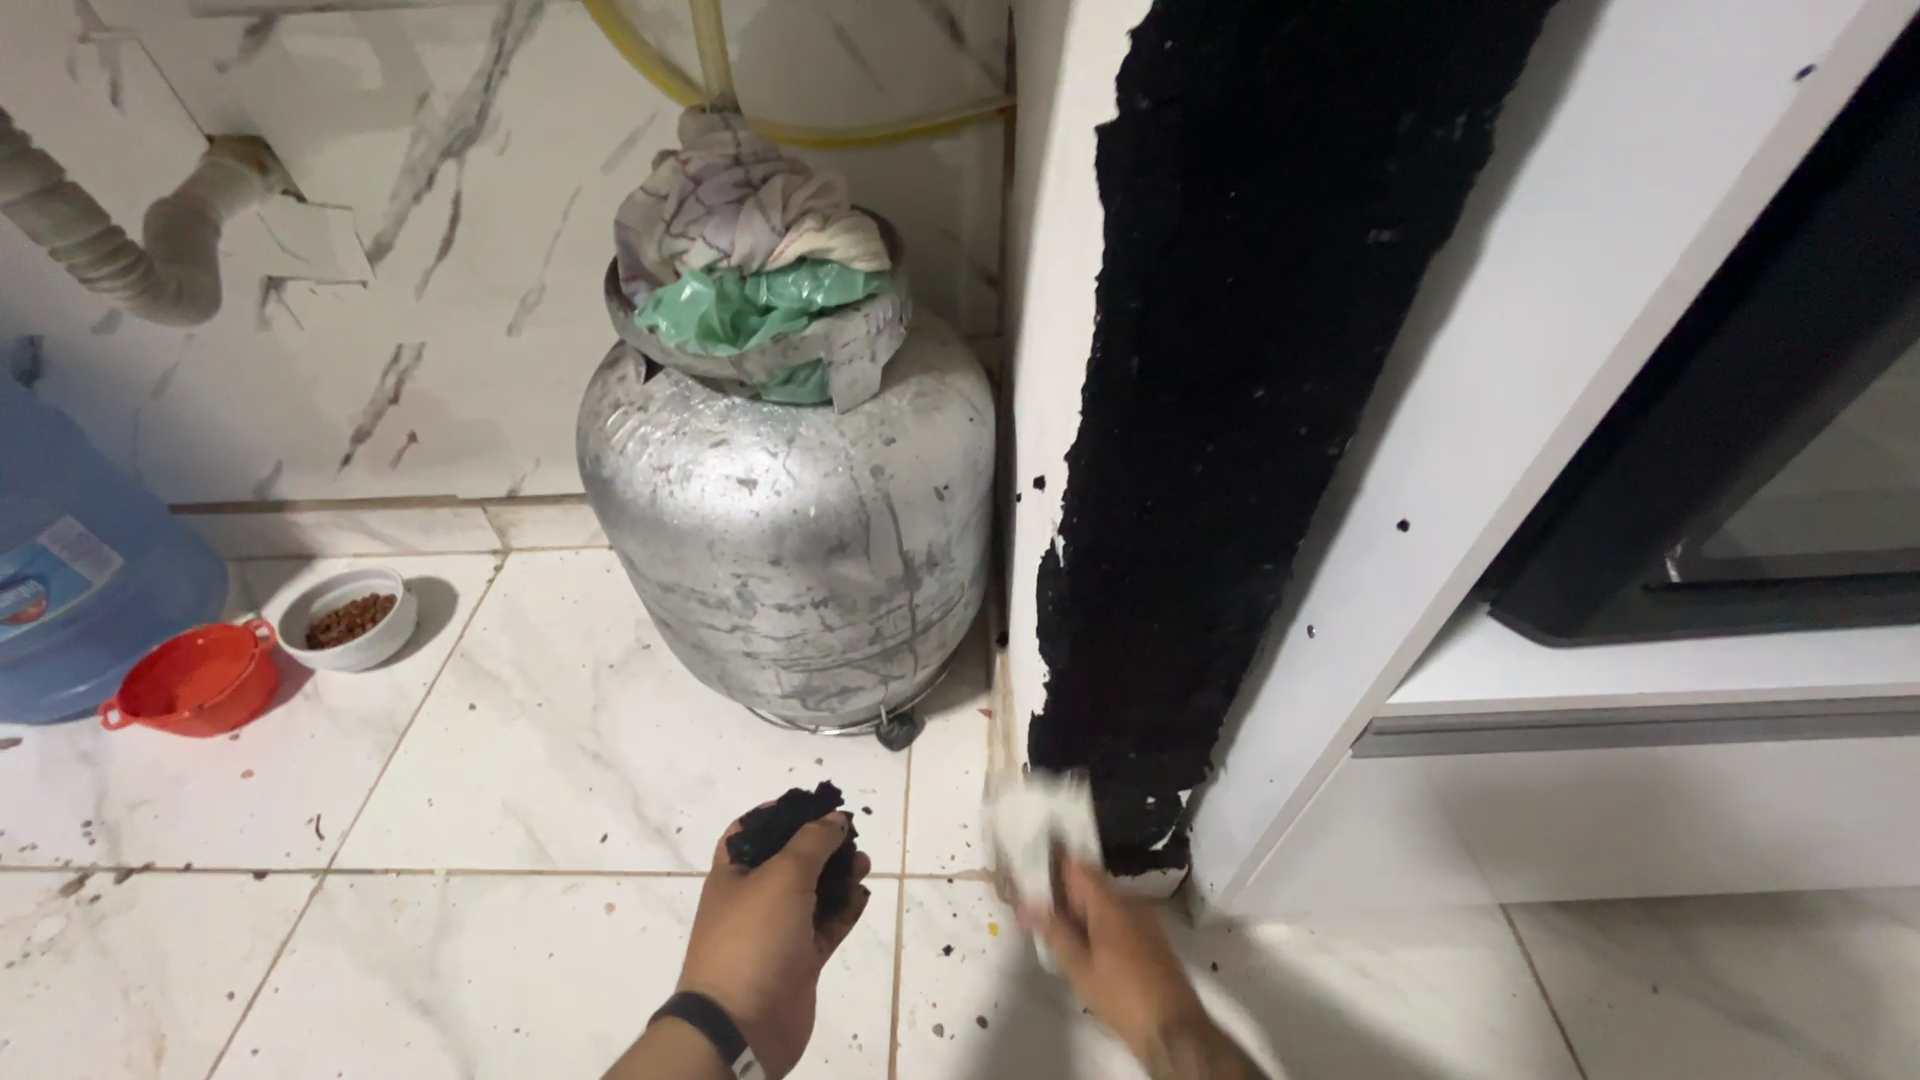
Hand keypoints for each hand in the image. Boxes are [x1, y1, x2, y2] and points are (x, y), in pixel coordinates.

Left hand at [676, 811, 872, 1078]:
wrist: (741, 1026)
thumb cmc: (753, 937)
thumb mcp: (782, 875)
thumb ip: (813, 841)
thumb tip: (835, 818)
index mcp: (734, 873)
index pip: (752, 829)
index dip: (780, 812)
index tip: (814, 802)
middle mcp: (753, 899)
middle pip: (790, 859)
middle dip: (821, 843)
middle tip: (850, 833)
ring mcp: (777, 932)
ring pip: (813, 892)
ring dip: (838, 875)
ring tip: (863, 863)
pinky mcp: (800, 960)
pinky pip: (826, 926)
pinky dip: (844, 909)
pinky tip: (862, 894)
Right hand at [1021, 858, 1205, 1060]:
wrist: (1173, 1029)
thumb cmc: (1121, 995)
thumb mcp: (1079, 967)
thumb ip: (1053, 931)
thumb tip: (1026, 902)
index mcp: (1109, 903)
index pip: (1077, 867)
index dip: (1053, 864)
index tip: (1030, 870)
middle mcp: (1128, 902)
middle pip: (1090, 884)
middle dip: (1063, 892)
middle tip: (1035, 905)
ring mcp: (1144, 919)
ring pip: (1104, 903)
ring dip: (1080, 910)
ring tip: (1055, 927)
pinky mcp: (1151, 938)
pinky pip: (1118, 918)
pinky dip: (1098, 924)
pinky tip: (1084, 945)